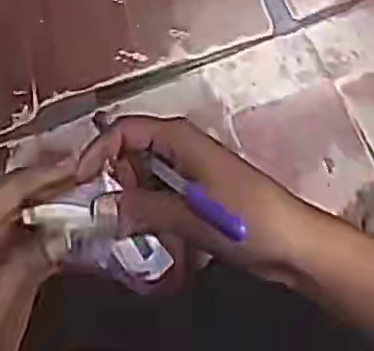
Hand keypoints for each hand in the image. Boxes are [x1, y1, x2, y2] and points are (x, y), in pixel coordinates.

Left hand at [0, 163, 76, 350]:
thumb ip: (23, 270)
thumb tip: (55, 239)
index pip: (12, 185)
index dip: (46, 175)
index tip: (74, 168)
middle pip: (2, 192)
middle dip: (38, 186)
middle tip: (72, 183)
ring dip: (26, 209)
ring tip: (60, 209)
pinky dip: (11, 230)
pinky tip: (30, 243)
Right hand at [73, 116, 341, 286]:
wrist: (295, 244)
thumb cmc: (248, 218)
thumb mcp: (191, 215)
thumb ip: (144, 210)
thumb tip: (101, 209)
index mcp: (177, 137)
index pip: (124, 130)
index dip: (97, 151)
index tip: (79, 181)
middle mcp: (179, 145)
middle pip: (129, 152)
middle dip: (115, 181)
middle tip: (109, 214)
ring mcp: (188, 168)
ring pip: (143, 177)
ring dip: (135, 202)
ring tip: (137, 231)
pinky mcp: (195, 191)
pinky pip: (159, 195)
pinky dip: (152, 213)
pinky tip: (161, 240)